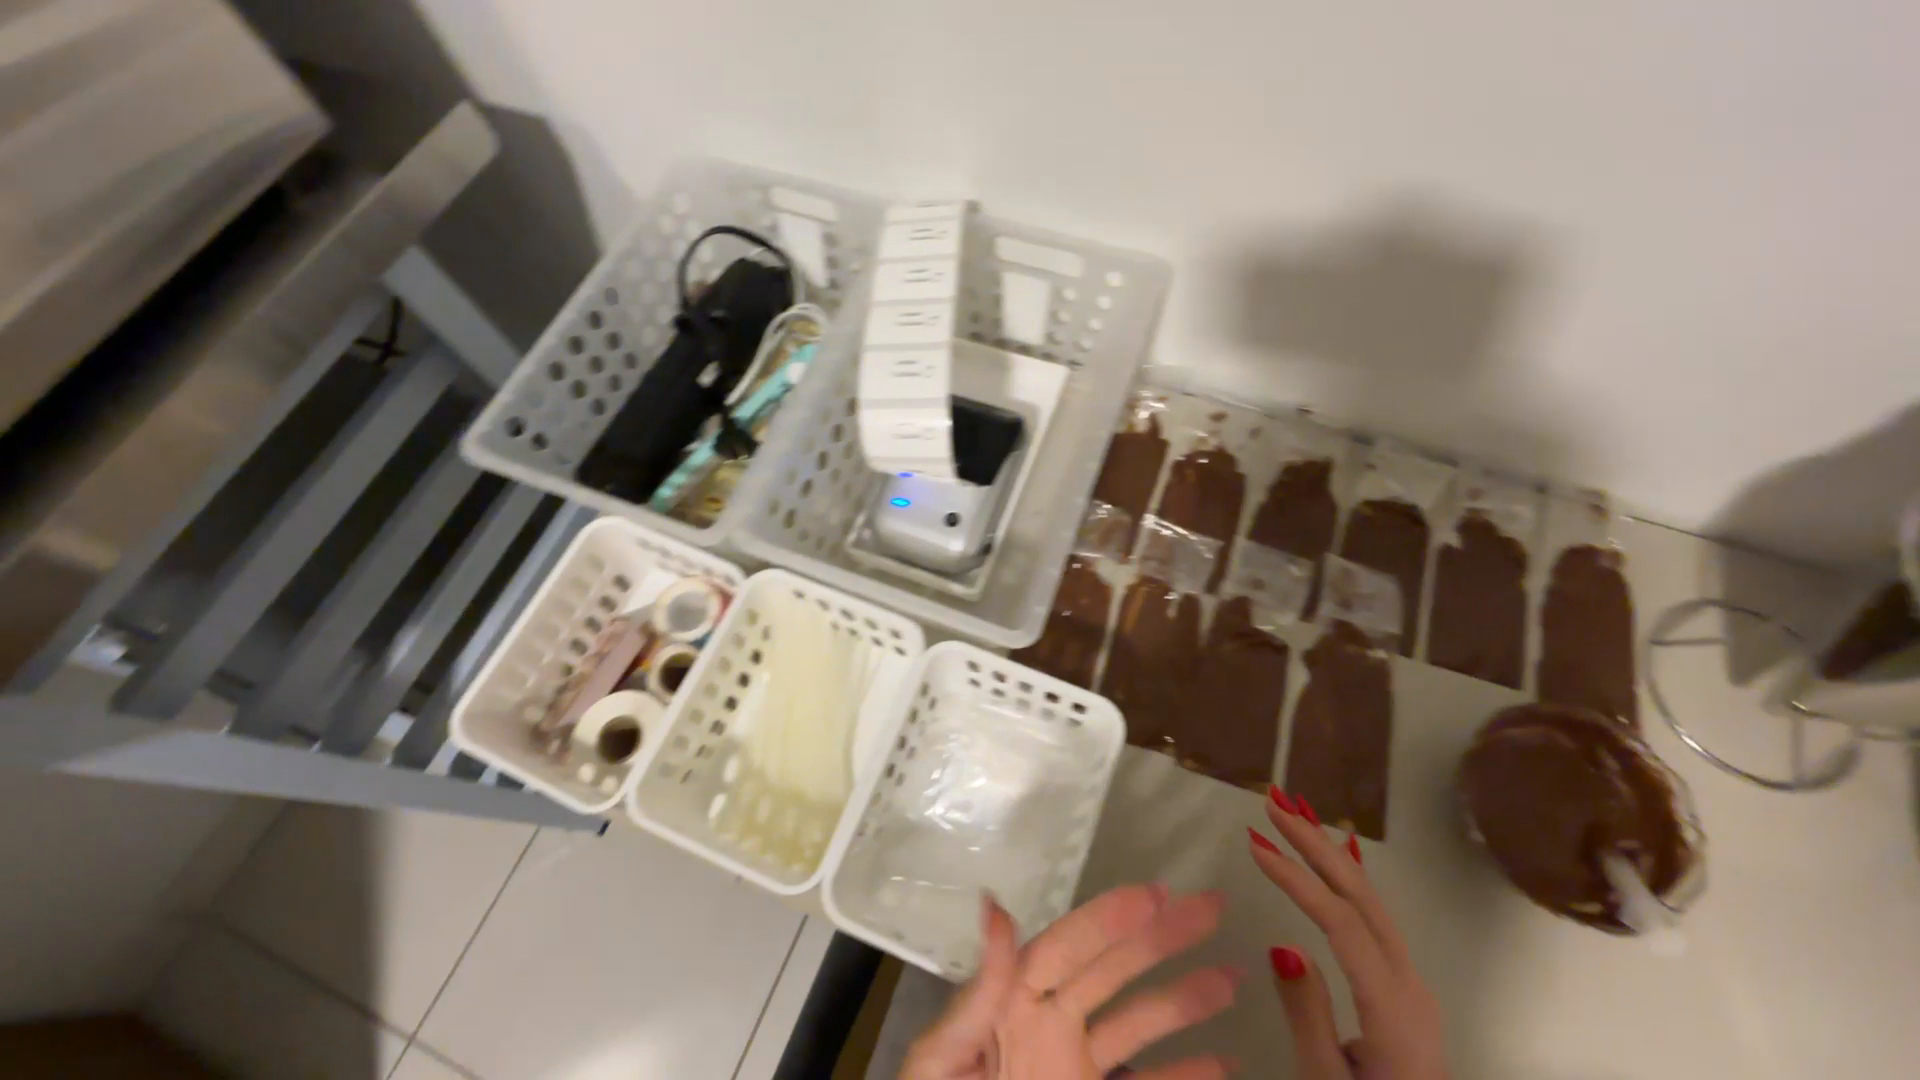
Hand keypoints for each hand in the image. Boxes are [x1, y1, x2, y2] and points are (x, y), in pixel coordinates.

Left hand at [902, 885, 1238, 1079]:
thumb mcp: (944, 1058)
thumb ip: (979, 992)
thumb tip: (993, 906)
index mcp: (1012, 1007)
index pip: (1067, 949)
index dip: (1108, 917)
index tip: (1156, 892)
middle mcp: (1049, 1029)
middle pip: (1112, 972)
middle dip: (1160, 938)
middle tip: (1211, 907)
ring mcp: (1072, 1070)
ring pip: (1137, 1025)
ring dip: (1183, 1000)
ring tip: (1231, 978)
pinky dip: (1184, 1074)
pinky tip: (1222, 1061)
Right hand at [1249, 790, 1446, 1078]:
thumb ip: (1307, 1015)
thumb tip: (1284, 945)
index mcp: (1392, 1009)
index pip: (1341, 924)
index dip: (1297, 879)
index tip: (1254, 844)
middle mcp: (1411, 986)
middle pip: (1364, 900)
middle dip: (1317, 846)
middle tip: (1275, 804)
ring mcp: (1413, 986)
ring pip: (1374, 906)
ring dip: (1331, 858)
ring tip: (1294, 819)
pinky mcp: (1405, 992)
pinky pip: (1376, 923)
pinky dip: (1346, 883)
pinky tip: (1331, 863)